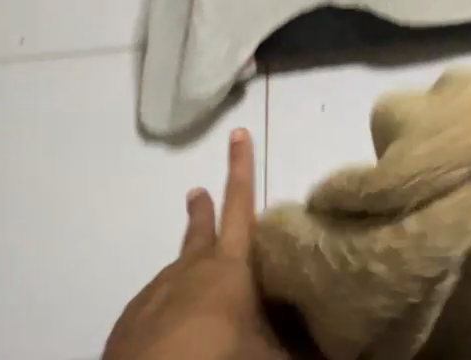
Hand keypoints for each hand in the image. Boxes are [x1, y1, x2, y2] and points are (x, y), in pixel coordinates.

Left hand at [104, 130, 290, 359]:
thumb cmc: (221, 359)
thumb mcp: (273, 356)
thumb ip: (302, 349)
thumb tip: (343, 354)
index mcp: (229, 265)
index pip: (240, 205)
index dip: (241, 168)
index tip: (238, 133)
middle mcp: (190, 272)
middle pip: (198, 231)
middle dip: (202, 209)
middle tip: (195, 192)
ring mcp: (153, 299)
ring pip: (173, 274)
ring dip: (185, 268)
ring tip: (194, 279)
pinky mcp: (127, 328)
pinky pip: (152, 309)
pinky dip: (165, 309)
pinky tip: (170, 331)